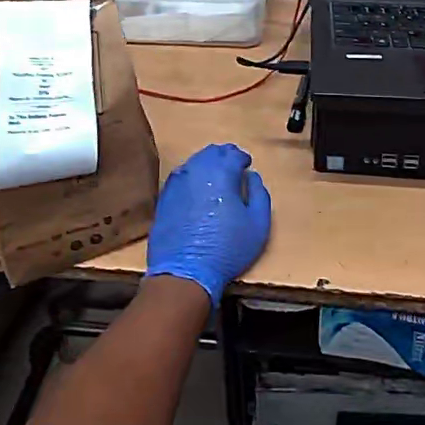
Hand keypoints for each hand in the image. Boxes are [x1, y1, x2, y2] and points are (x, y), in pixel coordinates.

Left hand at [145, 143, 271, 302]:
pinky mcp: (164, 196)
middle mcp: (196, 170)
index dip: (242, 158)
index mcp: (220, 172)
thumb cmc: (226, 249)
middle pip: (212, 152)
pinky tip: (196, 191)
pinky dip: (191, 178)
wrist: (184, 272)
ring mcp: (176, 182)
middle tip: (233, 169)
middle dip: (224, 157)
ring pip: (194, 162)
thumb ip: (260, 194)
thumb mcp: (258, 224)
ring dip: (207, 166)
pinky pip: (181, 177)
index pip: (233, 153)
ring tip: (216, 180)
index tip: (246, 166)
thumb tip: (252, 176)